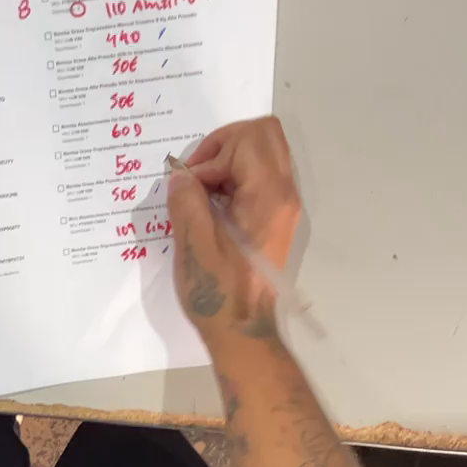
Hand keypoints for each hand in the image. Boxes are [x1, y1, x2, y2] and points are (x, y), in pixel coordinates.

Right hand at [166, 117, 303, 344]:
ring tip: (202, 195)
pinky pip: (261, 179)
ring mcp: (284, 208)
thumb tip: (181, 177)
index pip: (245, 140)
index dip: (209, 154)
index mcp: (268, 197)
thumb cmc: (217, 294)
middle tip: (196, 177)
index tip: (187, 187)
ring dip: (228, 163)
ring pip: (264, 154)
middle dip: (223, 146)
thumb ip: (187, 202)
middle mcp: (285, 195)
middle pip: (264, 135)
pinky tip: (213, 208)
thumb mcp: (193, 247)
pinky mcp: (276, 220)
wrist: (242, 331)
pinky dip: (235, 180)